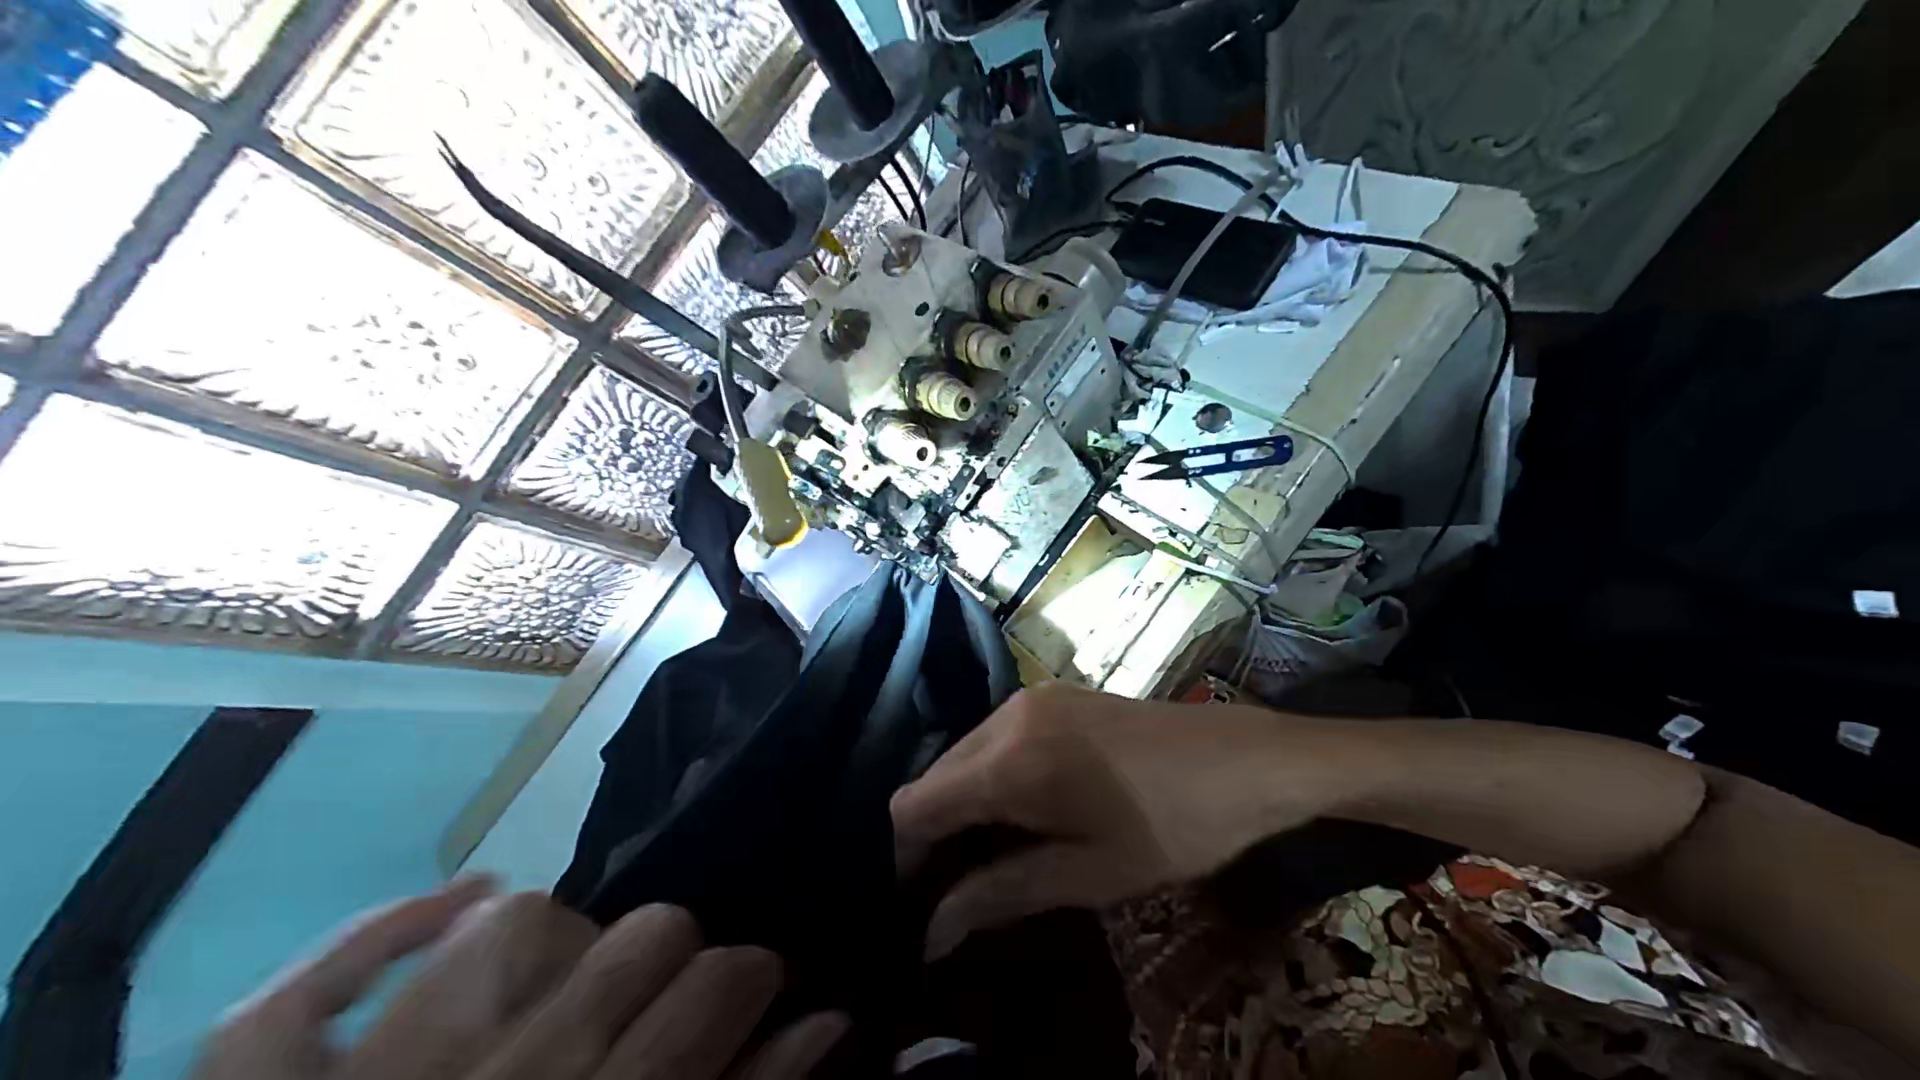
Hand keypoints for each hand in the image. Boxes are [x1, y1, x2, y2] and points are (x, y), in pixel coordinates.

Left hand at [194, 879, 845, 1079]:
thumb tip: (829, 1019)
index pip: (719, 987)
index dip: (755, 976)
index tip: (759, 990)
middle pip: (641, 937)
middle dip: (679, 955)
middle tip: (672, 994)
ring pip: (509, 931)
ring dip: (564, 940)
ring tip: (576, 975)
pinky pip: (296, 1003)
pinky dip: (371, 937)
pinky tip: (462, 900)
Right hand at [892, 684, 1352, 958]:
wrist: (1248, 757)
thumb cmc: (1176, 825)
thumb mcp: (1090, 874)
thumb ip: (1001, 894)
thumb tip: (931, 932)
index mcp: (1009, 761)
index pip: (913, 806)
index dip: (904, 858)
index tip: (918, 902)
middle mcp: (1005, 716)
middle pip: (932, 778)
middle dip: (932, 835)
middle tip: (955, 889)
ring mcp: (1028, 698)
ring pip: (961, 756)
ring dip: (961, 806)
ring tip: (989, 855)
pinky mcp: (1049, 694)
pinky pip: (992, 738)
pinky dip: (988, 777)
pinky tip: (1019, 809)